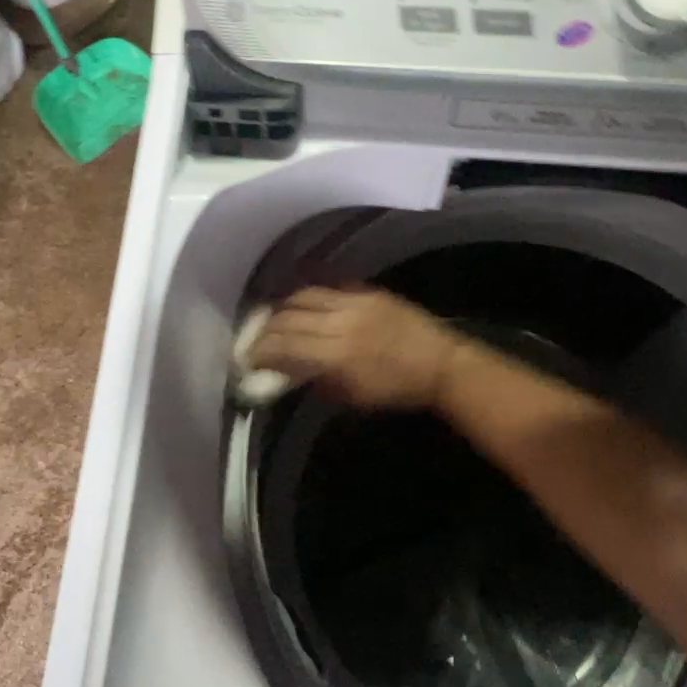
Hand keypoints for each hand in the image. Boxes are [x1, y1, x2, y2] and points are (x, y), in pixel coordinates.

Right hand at [248, 286, 469, 407]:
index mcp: (336, 355)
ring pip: (303, 296)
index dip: (259, 352)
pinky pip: (326, 288)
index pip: (283, 347)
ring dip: (282, 308)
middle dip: (264, 330)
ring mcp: (353, 302)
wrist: (440, 363)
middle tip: (253, 339)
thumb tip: (286, 372)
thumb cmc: (397, 390)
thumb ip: (316, 381)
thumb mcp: (353, 397)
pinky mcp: (365, 291)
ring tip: (273, 319)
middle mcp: (340, 322)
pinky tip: (300, 305)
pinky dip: (307, 297)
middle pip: (287, 318)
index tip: (246, 360)